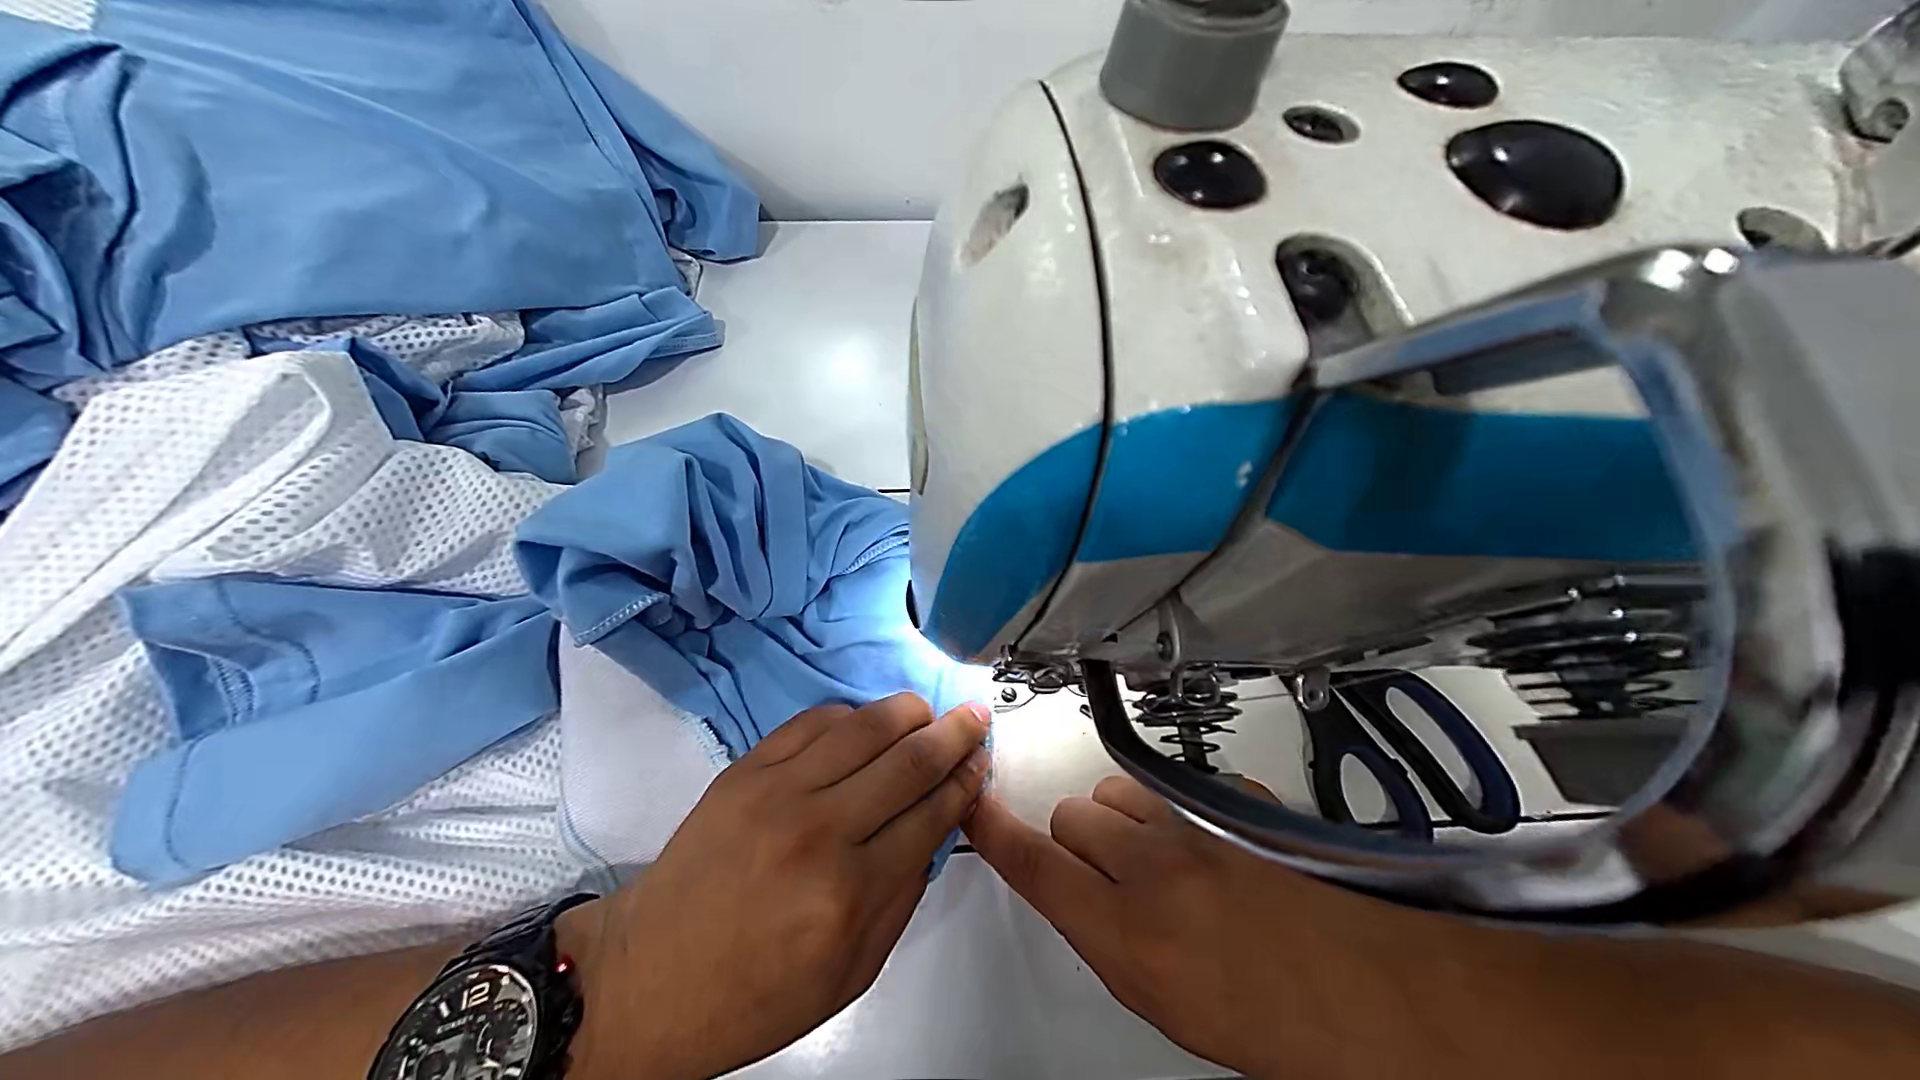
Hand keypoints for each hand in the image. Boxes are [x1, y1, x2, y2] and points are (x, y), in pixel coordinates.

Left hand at [562, 693, 990, 1079]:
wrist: (648, 977)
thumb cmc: (754, 991)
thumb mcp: (851, 972)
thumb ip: (902, 897)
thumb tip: (935, 828)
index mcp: (850, 893)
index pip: (930, 814)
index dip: (964, 782)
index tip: (980, 763)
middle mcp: (819, 831)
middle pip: (908, 761)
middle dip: (953, 734)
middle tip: (974, 719)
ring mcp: (777, 792)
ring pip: (864, 727)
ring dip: (908, 711)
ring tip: (929, 710)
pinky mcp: (744, 770)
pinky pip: (811, 722)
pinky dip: (849, 714)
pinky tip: (866, 721)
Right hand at [964, 775, 1486, 1078]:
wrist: (1365, 990)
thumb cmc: (1272, 1021)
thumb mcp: (1161, 1000)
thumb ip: (1108, 937)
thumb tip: (1083, 897)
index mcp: (1125, 930)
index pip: (1033, 863)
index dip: (993, 832)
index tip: (974, 810)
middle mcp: (1150, 867)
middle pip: (1072, 816)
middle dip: (1073, 839)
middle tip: (1097, 870)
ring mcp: (1192, 831)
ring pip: (1115, 794)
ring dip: (1116, 819)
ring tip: (1143, 854)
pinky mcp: (1226, 810)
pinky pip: (1170, 796)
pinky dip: (1168, 814)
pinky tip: (1195, 848)